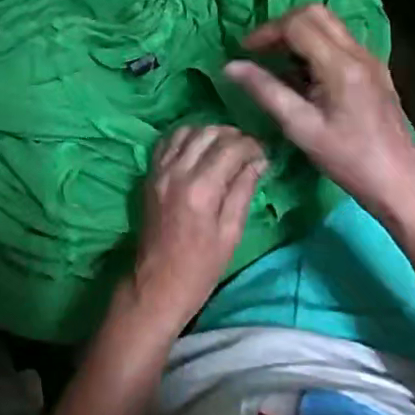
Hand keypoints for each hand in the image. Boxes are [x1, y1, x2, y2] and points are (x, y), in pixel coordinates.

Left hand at [131, 125, 266, 324]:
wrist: (157, 283)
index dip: (252, 145)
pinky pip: (167, 142)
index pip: (231, 148)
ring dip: (209, 132)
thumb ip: (243, 190)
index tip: (264, 152)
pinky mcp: (150, 174)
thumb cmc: (201, 266)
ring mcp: (160, 171)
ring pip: (187, 131)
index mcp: (201, 189)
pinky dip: (186, 137)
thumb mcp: (231, 232)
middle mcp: (178, 171)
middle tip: (248, 148)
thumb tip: (259, 161)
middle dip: (233, 135)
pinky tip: (199, 148)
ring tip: (225, 146)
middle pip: (209, 133)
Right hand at [224, 4, 414, 224]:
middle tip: (261, 50)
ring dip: (298, 34)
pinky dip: (314, 45)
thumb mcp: (300, 128)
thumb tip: (231, 66)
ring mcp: (369, 58)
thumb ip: (265, 91)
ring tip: (277, 62)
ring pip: (328, 24)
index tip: (244, 52)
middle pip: (314, 13)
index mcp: (340, 65)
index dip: (266, 32)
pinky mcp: (373, 68)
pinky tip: (302, 76)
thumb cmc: (349, 159)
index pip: (297, 25)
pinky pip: (338, 40)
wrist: (401, 179)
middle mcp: (358, 52)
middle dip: (282, 26)